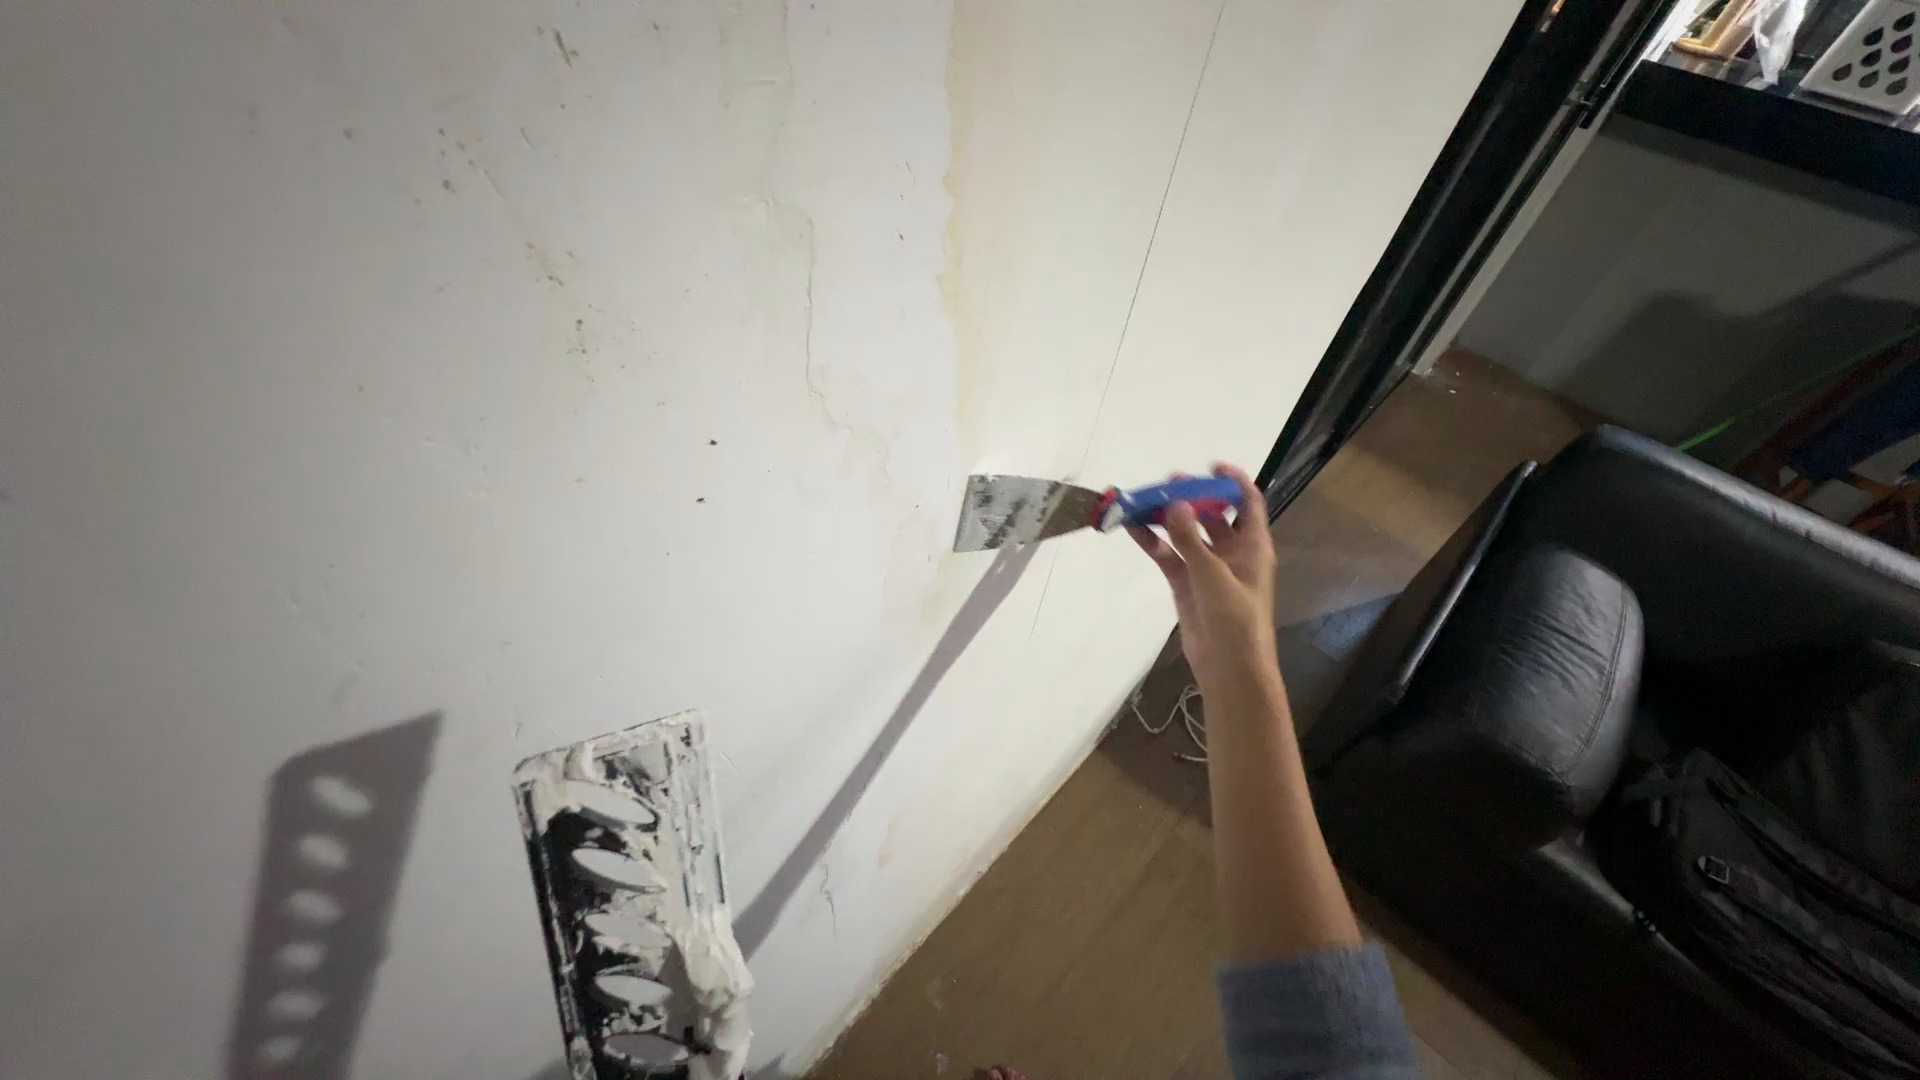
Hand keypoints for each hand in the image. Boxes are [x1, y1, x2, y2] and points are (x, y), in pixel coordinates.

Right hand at [1128, 463, 1277, 691]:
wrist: (1229, 668)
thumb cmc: (1236, 620)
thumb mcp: (1214, 577)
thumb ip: (1191, 540)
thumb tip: (1175, 504)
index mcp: (1253, 547)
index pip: (1247, 503)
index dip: (1233, 481)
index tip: (1209, 466)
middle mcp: (1231, 552)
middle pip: (1212, 515)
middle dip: (1192, 497)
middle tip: (1167, 483)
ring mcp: (1207, 568)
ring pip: (1185, 534)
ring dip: (1168, 518)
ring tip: (1144, 501)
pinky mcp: (1186, 584)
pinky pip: (1168, 556)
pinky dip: (1153, 543)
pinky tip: (1134, 529)